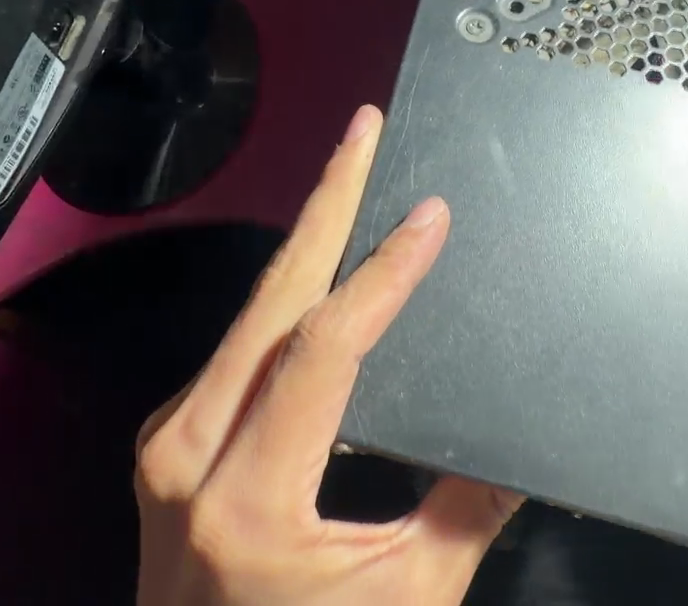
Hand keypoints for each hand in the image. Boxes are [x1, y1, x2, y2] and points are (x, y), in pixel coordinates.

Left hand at [135, 105, 523, 604]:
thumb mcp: (404, 604)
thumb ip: (464, 513)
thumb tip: (519, 442)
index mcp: (247, 495)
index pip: (325, 349)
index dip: (384, 275)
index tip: (428, 217)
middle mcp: (187, 446)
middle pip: (269, 295)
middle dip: (325, 200)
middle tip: (363, 130)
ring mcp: (168, 433)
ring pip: (251, 309)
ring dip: (307, 238)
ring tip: (353, 174)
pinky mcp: (171, 430)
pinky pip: (240, 340)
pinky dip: (288, 290)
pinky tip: (322, 259)